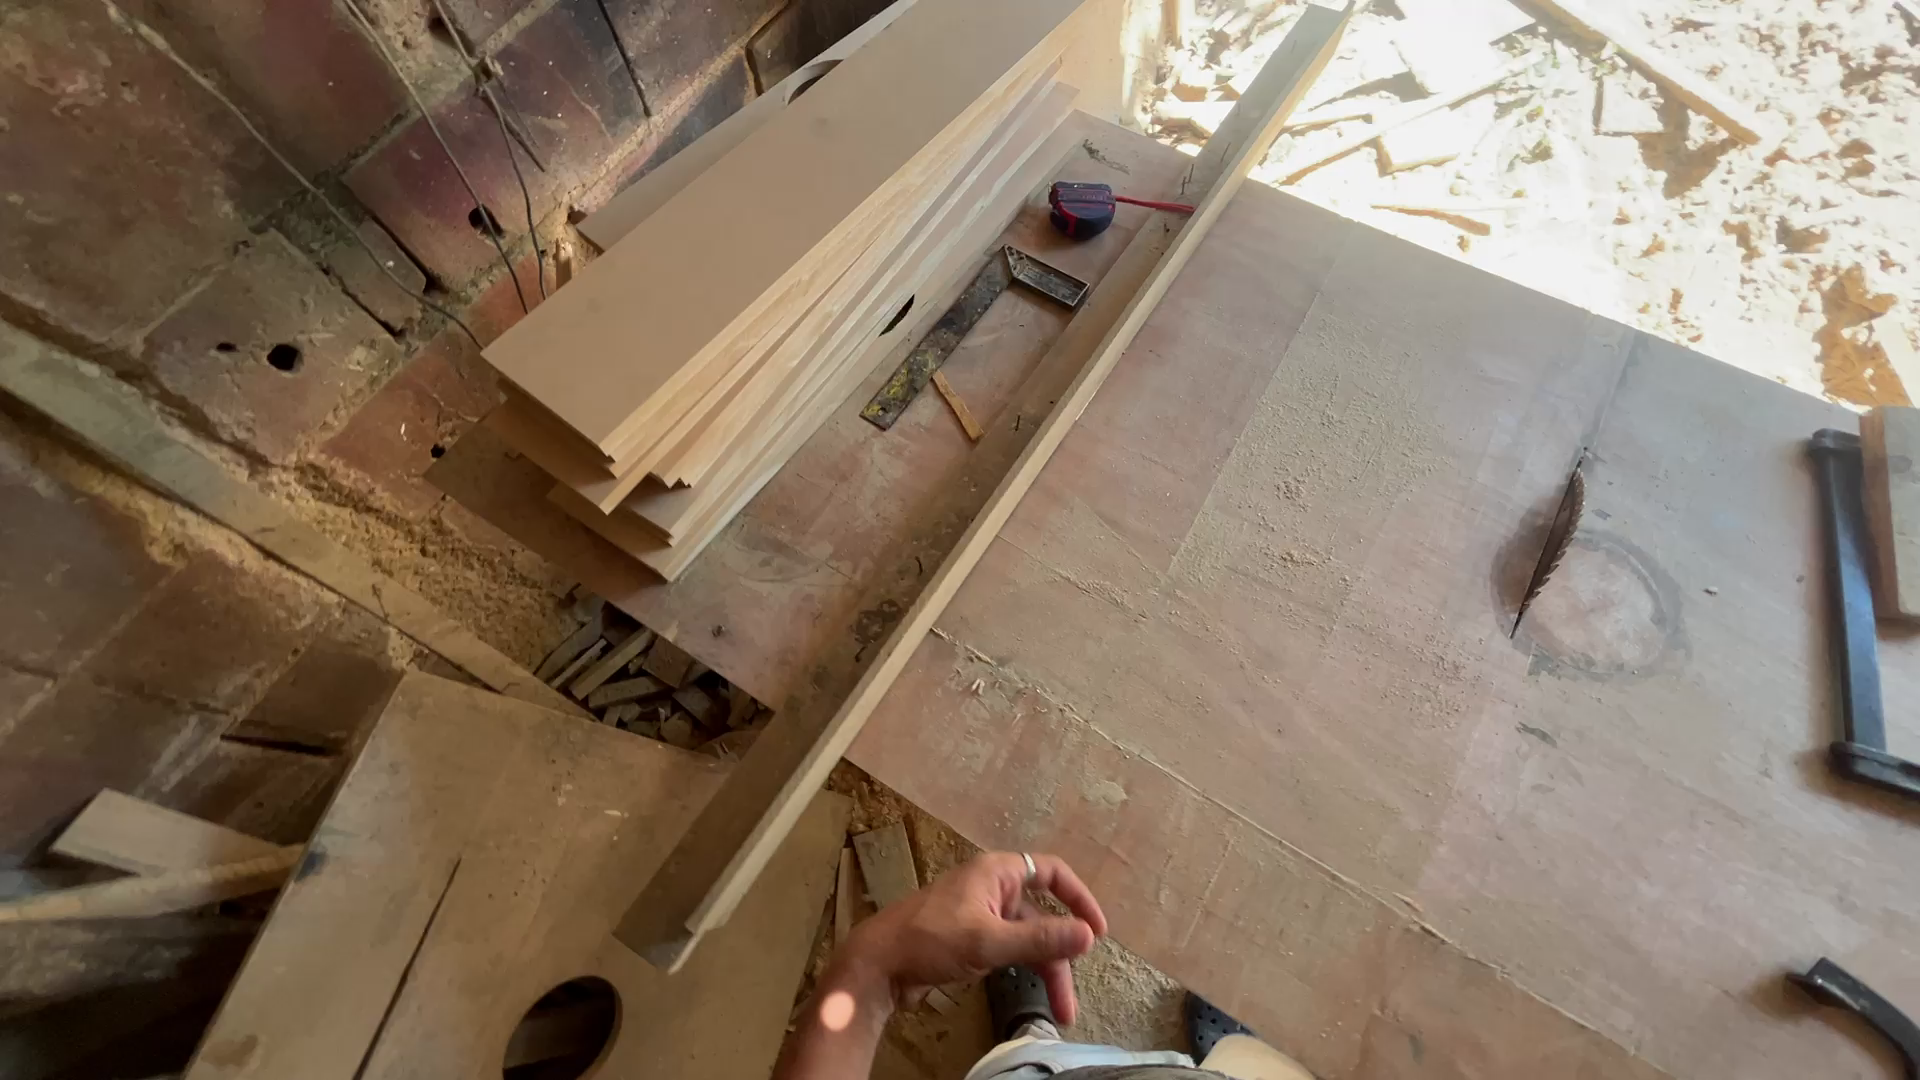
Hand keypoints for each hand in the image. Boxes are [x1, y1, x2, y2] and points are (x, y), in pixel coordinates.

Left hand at [838, 851, 1107, 1025]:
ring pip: (1026, 937)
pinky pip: (1009, 948)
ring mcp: (980, 912)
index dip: (1078, 897)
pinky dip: (1023, 969)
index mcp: (997, 871)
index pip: (1051, 872)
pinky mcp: (970, 937)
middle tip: (1071, 996)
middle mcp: (992, 886)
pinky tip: (1030, 994)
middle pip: (1041, 913)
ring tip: (1058, 1012)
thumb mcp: (989, 941)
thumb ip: (1039, 940)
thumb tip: (1087, 935)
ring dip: (1043, 969)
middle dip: (1059, 953)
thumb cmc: (931, 940)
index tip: (1097, 932)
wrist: (879, 963)